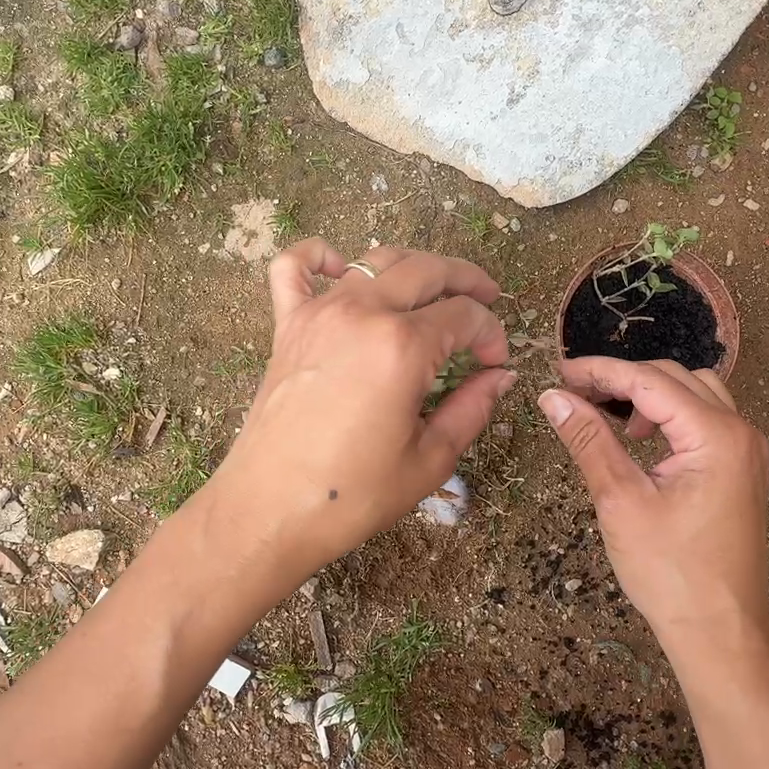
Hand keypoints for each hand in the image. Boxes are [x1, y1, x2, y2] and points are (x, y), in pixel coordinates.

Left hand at [207, 239, 515, 575]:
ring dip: (414, 265)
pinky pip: (294, 268)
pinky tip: (340, 268)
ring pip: (375, 260)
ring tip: (436, 287)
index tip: (496, 364)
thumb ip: (473, 408)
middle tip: (488, 299)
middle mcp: (362, 313)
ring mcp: (318, 313)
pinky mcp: (287, 325)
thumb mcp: (430, 460)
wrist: (268, 511)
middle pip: (427, 270)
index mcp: (402, 347)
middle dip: (467, 280)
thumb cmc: (353, 494)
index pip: (464, 317)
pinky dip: (318, 256)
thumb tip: (501, 376)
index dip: (491, 335)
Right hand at [537, 358, 768, 644]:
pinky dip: (669, 417)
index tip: (559, 372)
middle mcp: (740, 432)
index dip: (600, 371)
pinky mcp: (741, 470)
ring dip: (648, 396)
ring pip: (693, 394)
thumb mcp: (619, 500)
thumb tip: (552, 396)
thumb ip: (587, 439)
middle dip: (622, 379)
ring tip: (608, 417)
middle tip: (575, 393)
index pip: (649, 381)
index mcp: (716, 435)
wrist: (720, 631)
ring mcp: (746, 451)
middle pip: (675, 379)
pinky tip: (640, 442)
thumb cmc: (669, 571)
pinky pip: (704, 420)